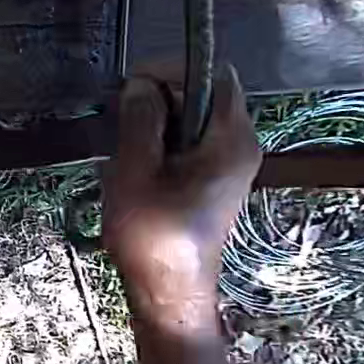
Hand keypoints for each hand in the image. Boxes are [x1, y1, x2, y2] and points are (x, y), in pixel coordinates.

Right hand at [102, 69, 261, 334]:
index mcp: (231, 140)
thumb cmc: (152, 235)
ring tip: (125, 150)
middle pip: (203, 98)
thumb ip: (140, 122)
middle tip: (122, 120)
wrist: (168, 292)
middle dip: (160, 100)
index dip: (171, 70)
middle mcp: (241, 147)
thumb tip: (140, 83)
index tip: (131, 86)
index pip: (212, 76)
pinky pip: (190, 146)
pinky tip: (137, 169)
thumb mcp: (136, 172)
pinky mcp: (214, 183)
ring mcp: (230, 167)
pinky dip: (162, 146)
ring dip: (156, 126)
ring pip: (192, 123)